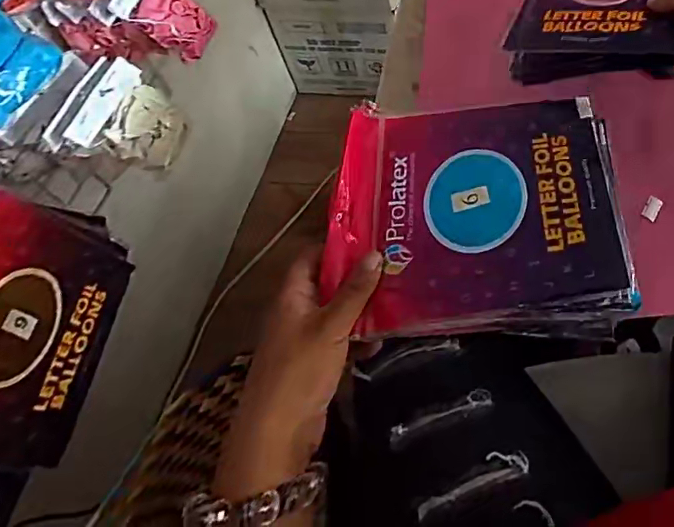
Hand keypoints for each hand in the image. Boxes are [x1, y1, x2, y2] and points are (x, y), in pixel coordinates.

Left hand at [211, 248, 381, 502]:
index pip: (310, 257)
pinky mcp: (317, 361)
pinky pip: (342, 337)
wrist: (277, 437)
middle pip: (328, 283)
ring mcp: (306, 338)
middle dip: (358, 275)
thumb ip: (354, 291)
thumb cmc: (299, 372)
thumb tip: (376, 252)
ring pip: (338, 311)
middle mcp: (297, 313)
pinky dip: (360, 336)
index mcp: (291, 297)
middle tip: (393, 261)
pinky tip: (381, 339)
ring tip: (396, 295)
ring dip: (363, 306)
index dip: (335, 245)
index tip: (369, 235)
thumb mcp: (331, 326)